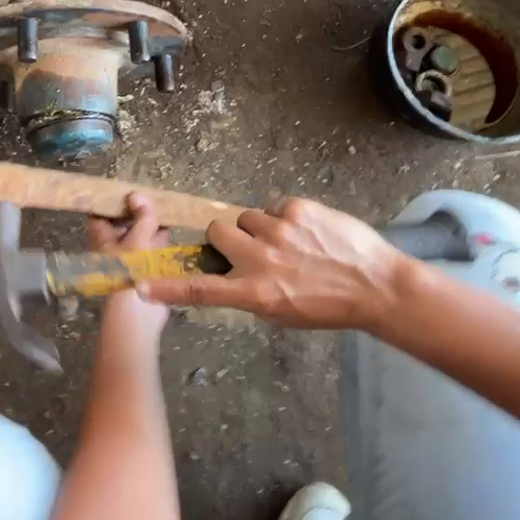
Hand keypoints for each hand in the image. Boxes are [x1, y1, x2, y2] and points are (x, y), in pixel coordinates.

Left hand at [90, 192, 170, 335]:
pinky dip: (160, 237)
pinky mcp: (144, 267)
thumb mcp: (137, 240)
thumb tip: (138, 195)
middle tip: (150, 193)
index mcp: (102, 237)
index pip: (99, 212)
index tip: (123, 186)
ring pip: (139, 233)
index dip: (109, 198)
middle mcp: (112, 245)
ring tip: (163, 204)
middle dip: (135, 209)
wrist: (138, 312)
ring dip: (150, 222)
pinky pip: (152, 246)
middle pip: (122, 221)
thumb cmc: (129, 271)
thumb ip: (142, 218)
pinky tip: (172, 225)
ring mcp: (128, 257)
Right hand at [136, 197, 412, 330]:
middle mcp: (261, 260)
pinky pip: (274, 206)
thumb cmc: (330, 306)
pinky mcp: (296, 208)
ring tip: (290, 243)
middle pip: (217, 231)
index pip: (202, 290)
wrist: (378, 286)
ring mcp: (279, 230)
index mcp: (257, 293)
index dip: (169, 288)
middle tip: (253, 249)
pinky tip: (309, 233)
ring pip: (246, 216)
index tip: (141, 287)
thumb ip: (250, 291)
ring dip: (260, 228)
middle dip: (229, 237)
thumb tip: (229, 271)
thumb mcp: (283, 312)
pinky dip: (285, 218)